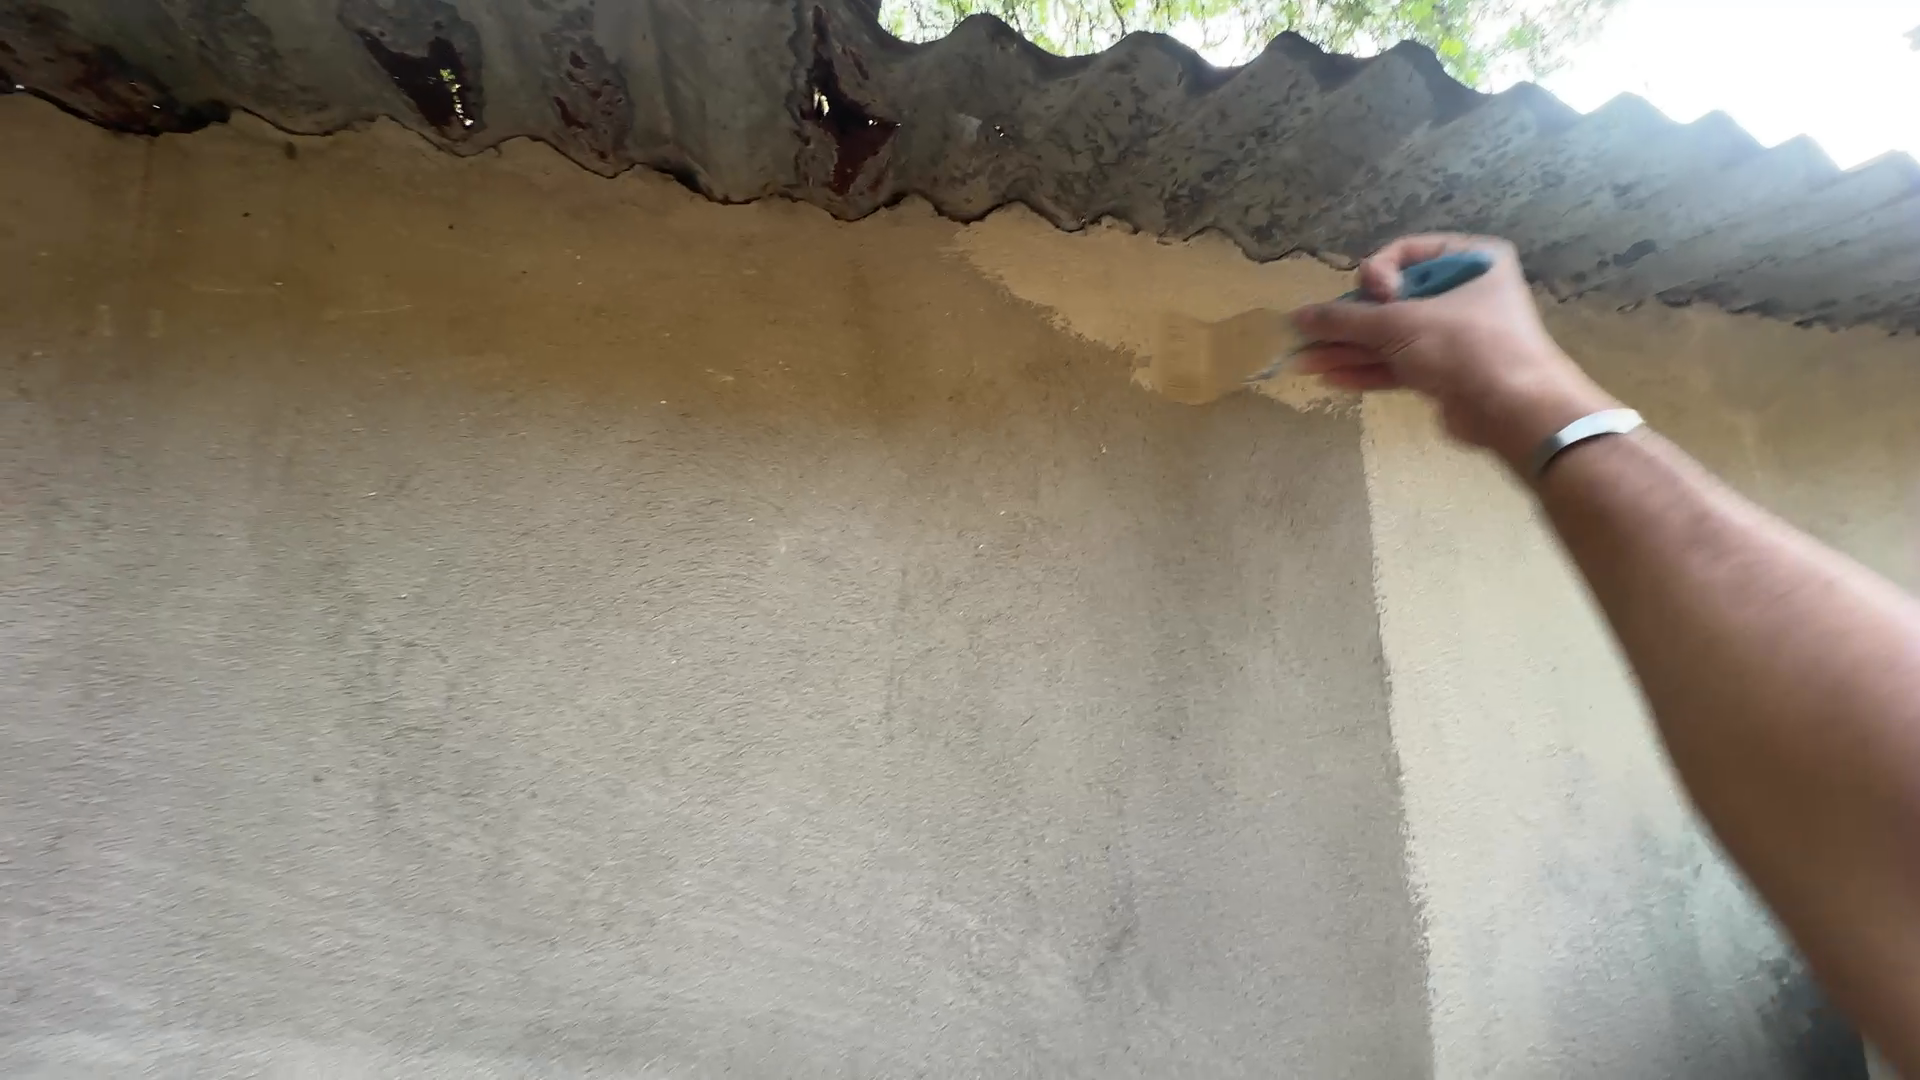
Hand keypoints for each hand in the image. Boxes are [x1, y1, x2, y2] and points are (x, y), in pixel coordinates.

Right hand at [1292, 234, 1617, 469]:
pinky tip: (1329, 378)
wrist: (1512, 408)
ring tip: (1303, 364)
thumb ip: (1344, 319)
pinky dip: (1363, 370)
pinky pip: (1394, 364)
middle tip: (1308, 337)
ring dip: (1345, 350)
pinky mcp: (1440, 370)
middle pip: (1387, 302)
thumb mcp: (1398, 324)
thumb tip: (1297, 316)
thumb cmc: (1464, 346)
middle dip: (1345, 323)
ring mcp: (1449, 335)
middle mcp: (1460, 293)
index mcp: (1469, 260)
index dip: (1375, 273)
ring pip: (1386, 337)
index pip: (1403, 253)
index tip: (1370, 295)